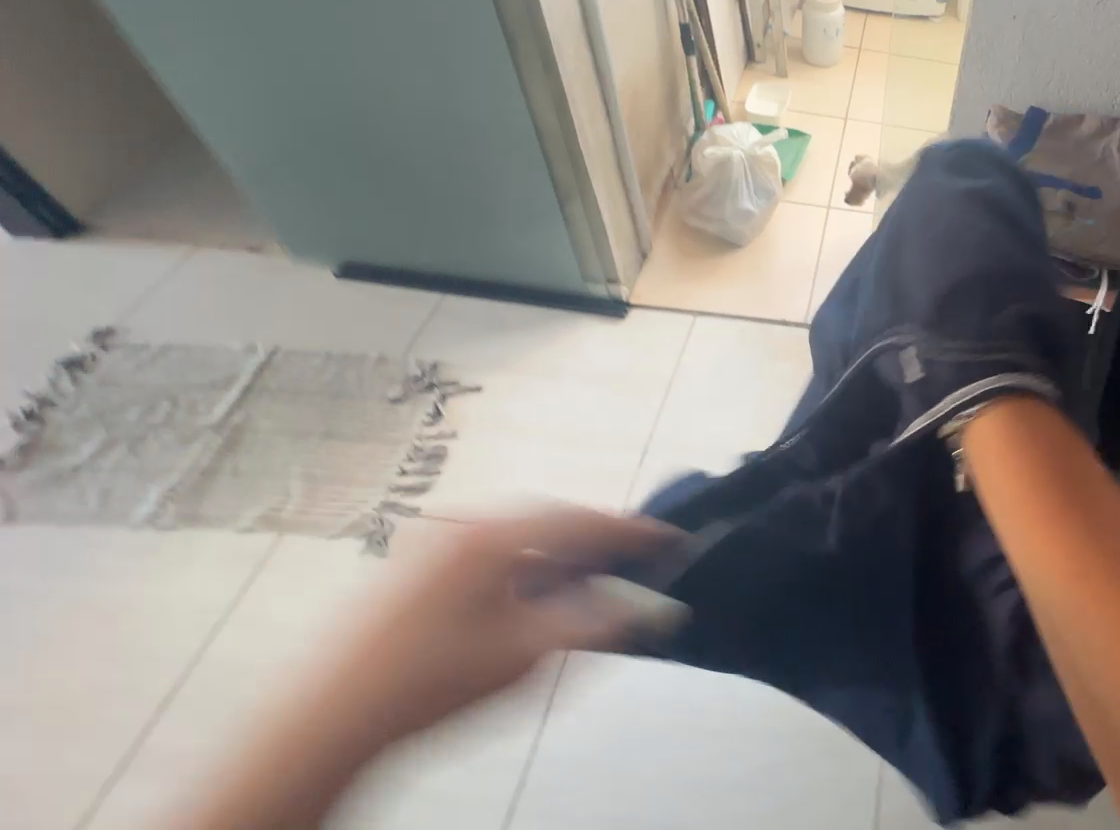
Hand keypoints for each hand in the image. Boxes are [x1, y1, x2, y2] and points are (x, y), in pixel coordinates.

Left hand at [306, 506, 688, 747]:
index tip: (672, 539)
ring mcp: (433, 540)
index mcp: (496, 534)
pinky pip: (488, 552)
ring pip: (518, 538)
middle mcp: (464, 524)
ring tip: (584, 585)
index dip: (633, 532)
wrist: (321, 723)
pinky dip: (520, 567)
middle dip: (593, 544)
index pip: (583, 522)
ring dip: (556, 557)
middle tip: (630, 564)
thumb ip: (598, 622)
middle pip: (550, 522)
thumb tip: (656, 608)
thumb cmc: (431, 682)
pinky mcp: (413, 563)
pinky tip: (528, 598)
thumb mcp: (528, 653)